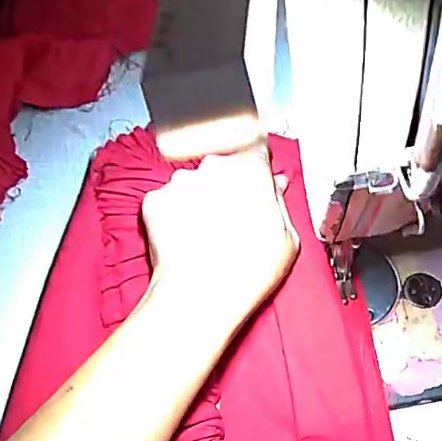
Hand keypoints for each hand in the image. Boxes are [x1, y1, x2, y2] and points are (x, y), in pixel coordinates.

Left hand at [140, 144, 298, 328]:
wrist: (200, 297)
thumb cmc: (247, 272)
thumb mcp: (287, 239)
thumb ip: (280, 202)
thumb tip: (274, 186)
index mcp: (251, 168)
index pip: (255, 144)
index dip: (255, 158)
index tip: (255, 171)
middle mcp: (213, 166)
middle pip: (222, 166)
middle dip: (227, 185)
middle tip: (233, 218)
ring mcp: (180, 182)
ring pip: (192, 183)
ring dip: (199, 200)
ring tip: (207, 236)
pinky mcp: (154, 200)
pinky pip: (168, 201)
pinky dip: (174, 216)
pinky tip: (186, 239)